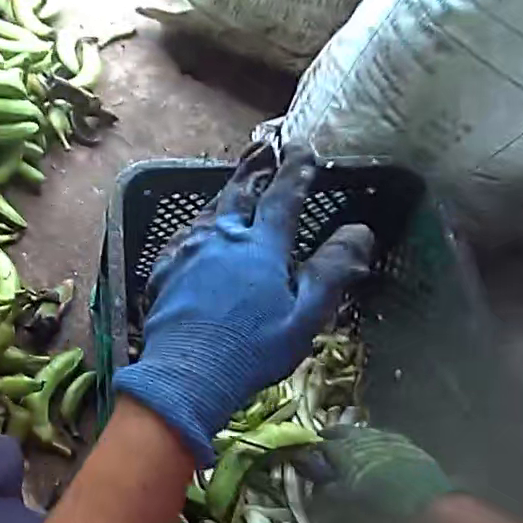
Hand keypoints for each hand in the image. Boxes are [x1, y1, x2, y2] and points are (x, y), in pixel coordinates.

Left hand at [113, 145, 373, 464]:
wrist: (187, 372)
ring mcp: (186, 252)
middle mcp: (220, 238)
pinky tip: (193, 236)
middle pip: (237, 193)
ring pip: (206, 214)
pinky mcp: (163, 271)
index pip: (283, 197)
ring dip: (222, 198)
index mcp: (260, 246)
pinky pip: (180, 240)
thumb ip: (332, 271)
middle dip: (254, 170)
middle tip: (262, 150)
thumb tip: (359, 232)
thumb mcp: (304, 316)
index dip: (296, 172)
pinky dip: (194, 231)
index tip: (304, 152)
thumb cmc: (252, 349)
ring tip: (231, 191)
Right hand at [321, 426, 455, 518]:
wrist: (422, 498)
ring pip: (363, 430)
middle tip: (327, 436)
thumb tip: (320, 484)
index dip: (317, 447)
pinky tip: (378, 444)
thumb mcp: (348, 497)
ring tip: (351, 439)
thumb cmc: (378, 499)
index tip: (312, 451)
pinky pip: (385, 436)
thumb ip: (331, 487)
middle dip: (333, 433)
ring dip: (355, 434)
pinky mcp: (404, 441)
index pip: (323, 445)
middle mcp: (359, 437)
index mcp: (342, 450)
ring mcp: (383, 437)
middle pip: (341, 430)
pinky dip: (377, 439)